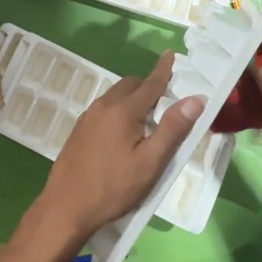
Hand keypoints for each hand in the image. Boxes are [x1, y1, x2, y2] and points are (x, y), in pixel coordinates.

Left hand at [30, 52, 205, 245]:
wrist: (66, 207)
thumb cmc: (113, 187)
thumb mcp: (150, 163)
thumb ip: (173, 129)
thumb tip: (195, 99)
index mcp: (123, 111)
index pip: (150, 84)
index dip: (163, 70)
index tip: (171, 54)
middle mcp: (104, 106)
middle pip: (131, 85)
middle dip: (149, 88)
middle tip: (165, 105)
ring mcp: (88, 117)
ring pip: (115, 95)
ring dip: (132, 99)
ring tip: (145, 122)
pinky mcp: (79, 129)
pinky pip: (103, 108)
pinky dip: (118, 109)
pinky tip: (121, 134)